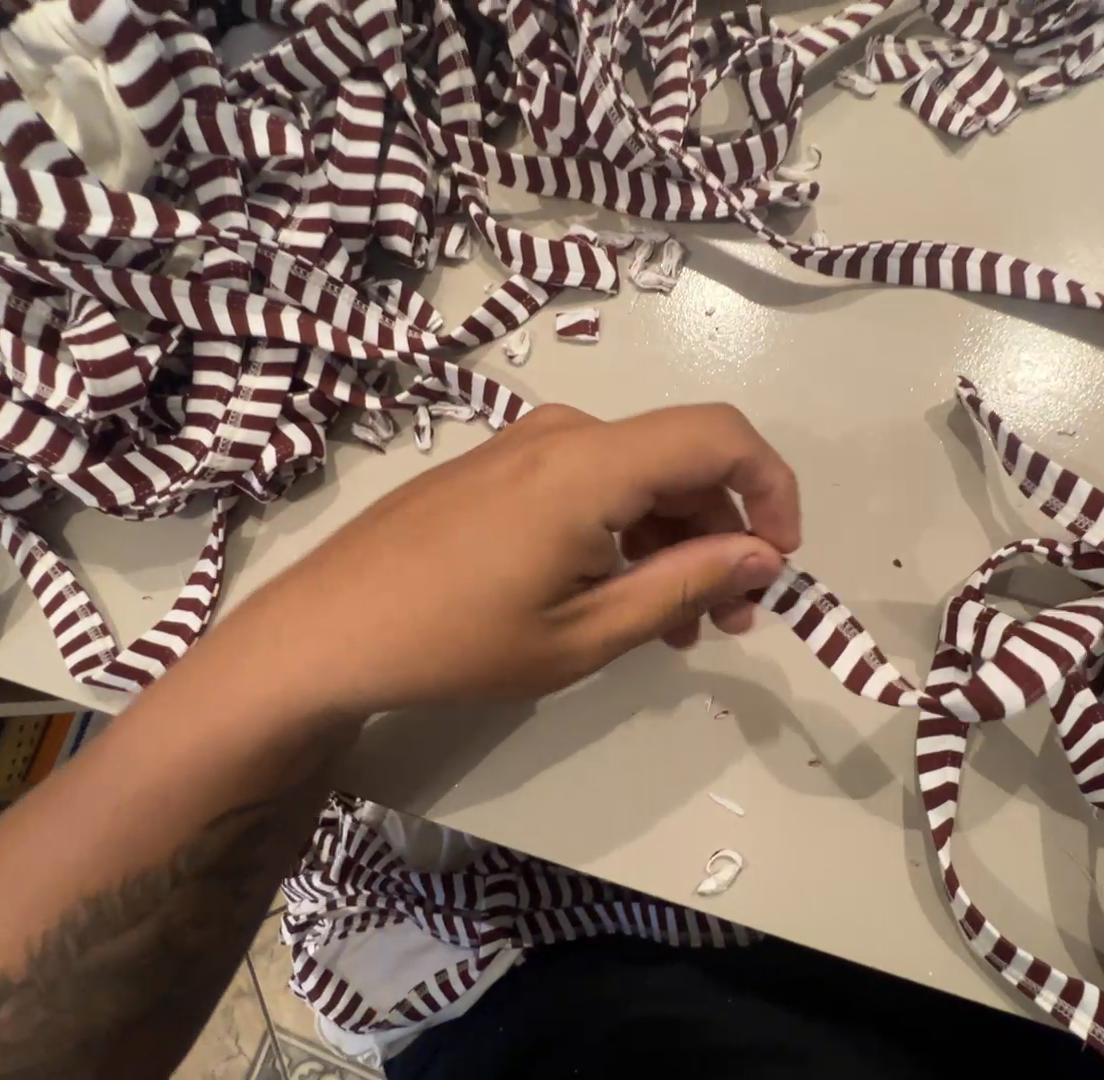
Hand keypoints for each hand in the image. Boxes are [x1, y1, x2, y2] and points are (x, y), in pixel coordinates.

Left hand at [231, 402, 800, 715]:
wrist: (324, 631)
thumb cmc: (456, 641)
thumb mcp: (587, 633)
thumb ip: (686, 585)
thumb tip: (765, 557)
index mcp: (591, 465)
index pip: (720, 437)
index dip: (772, 488)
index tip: (779, 559)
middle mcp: (567, 434)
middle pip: (683, 462)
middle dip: (724, 534)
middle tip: (732, 617)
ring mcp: (530, 446)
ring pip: (641, 479)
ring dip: (676, 542)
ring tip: (679, 624)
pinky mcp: (505, 467)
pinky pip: (595, 486)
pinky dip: (629, 534)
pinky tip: (624, 595)